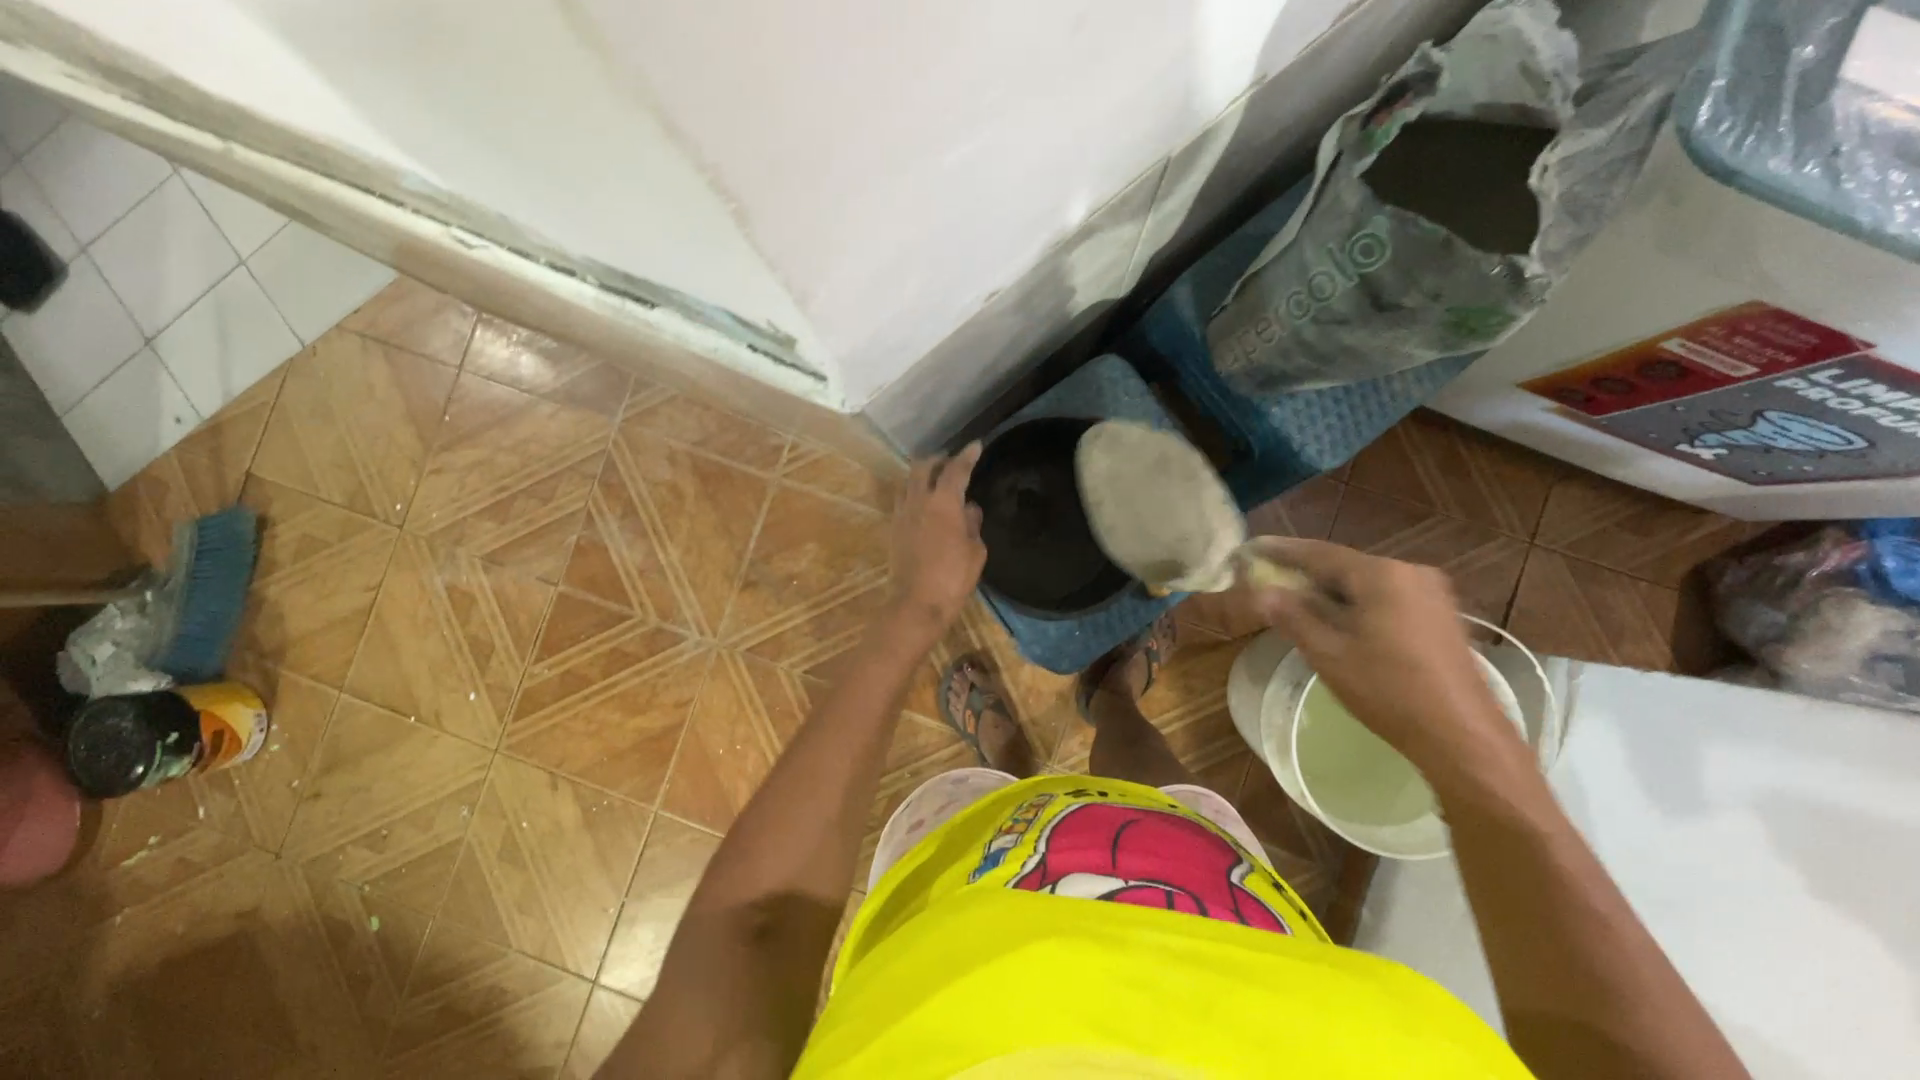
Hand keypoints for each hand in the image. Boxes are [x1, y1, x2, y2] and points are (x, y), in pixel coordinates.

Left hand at [888, 443, 986, 638]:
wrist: (916, 603)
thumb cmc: (953, 577)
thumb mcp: (976, 551)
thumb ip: (973, 524)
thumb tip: (969, 510)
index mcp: (943, 502)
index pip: (956, 470)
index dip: (967, 456)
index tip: (976, 445)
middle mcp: (918, 501)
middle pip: (923, 467)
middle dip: (938, 459)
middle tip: (951, 460)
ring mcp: (902, 514)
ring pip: (908, 482)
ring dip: (922, 475)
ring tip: (935, 480)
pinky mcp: (893, 530)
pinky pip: (903, 501)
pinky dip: (914, 494)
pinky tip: (924, 505)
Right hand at [1246, 537, 1527, 791]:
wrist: (1461, 734)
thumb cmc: (1388, 692)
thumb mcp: (1329, 655)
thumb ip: (1294, 617)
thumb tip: (1263, 592)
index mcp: (1382, 575)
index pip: (1319, 553)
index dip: (1281, 551)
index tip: (1251, 550)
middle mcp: (1410, 572)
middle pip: (1345, 566)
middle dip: (1306, 574)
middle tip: (1269, 581)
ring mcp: (1432, 593)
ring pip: (1367, 584)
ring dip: (1331, 592)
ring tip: (1297, 604)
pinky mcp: (1441, 616)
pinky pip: (1388, 598)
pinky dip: (1358, 604)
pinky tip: (1339, 623)